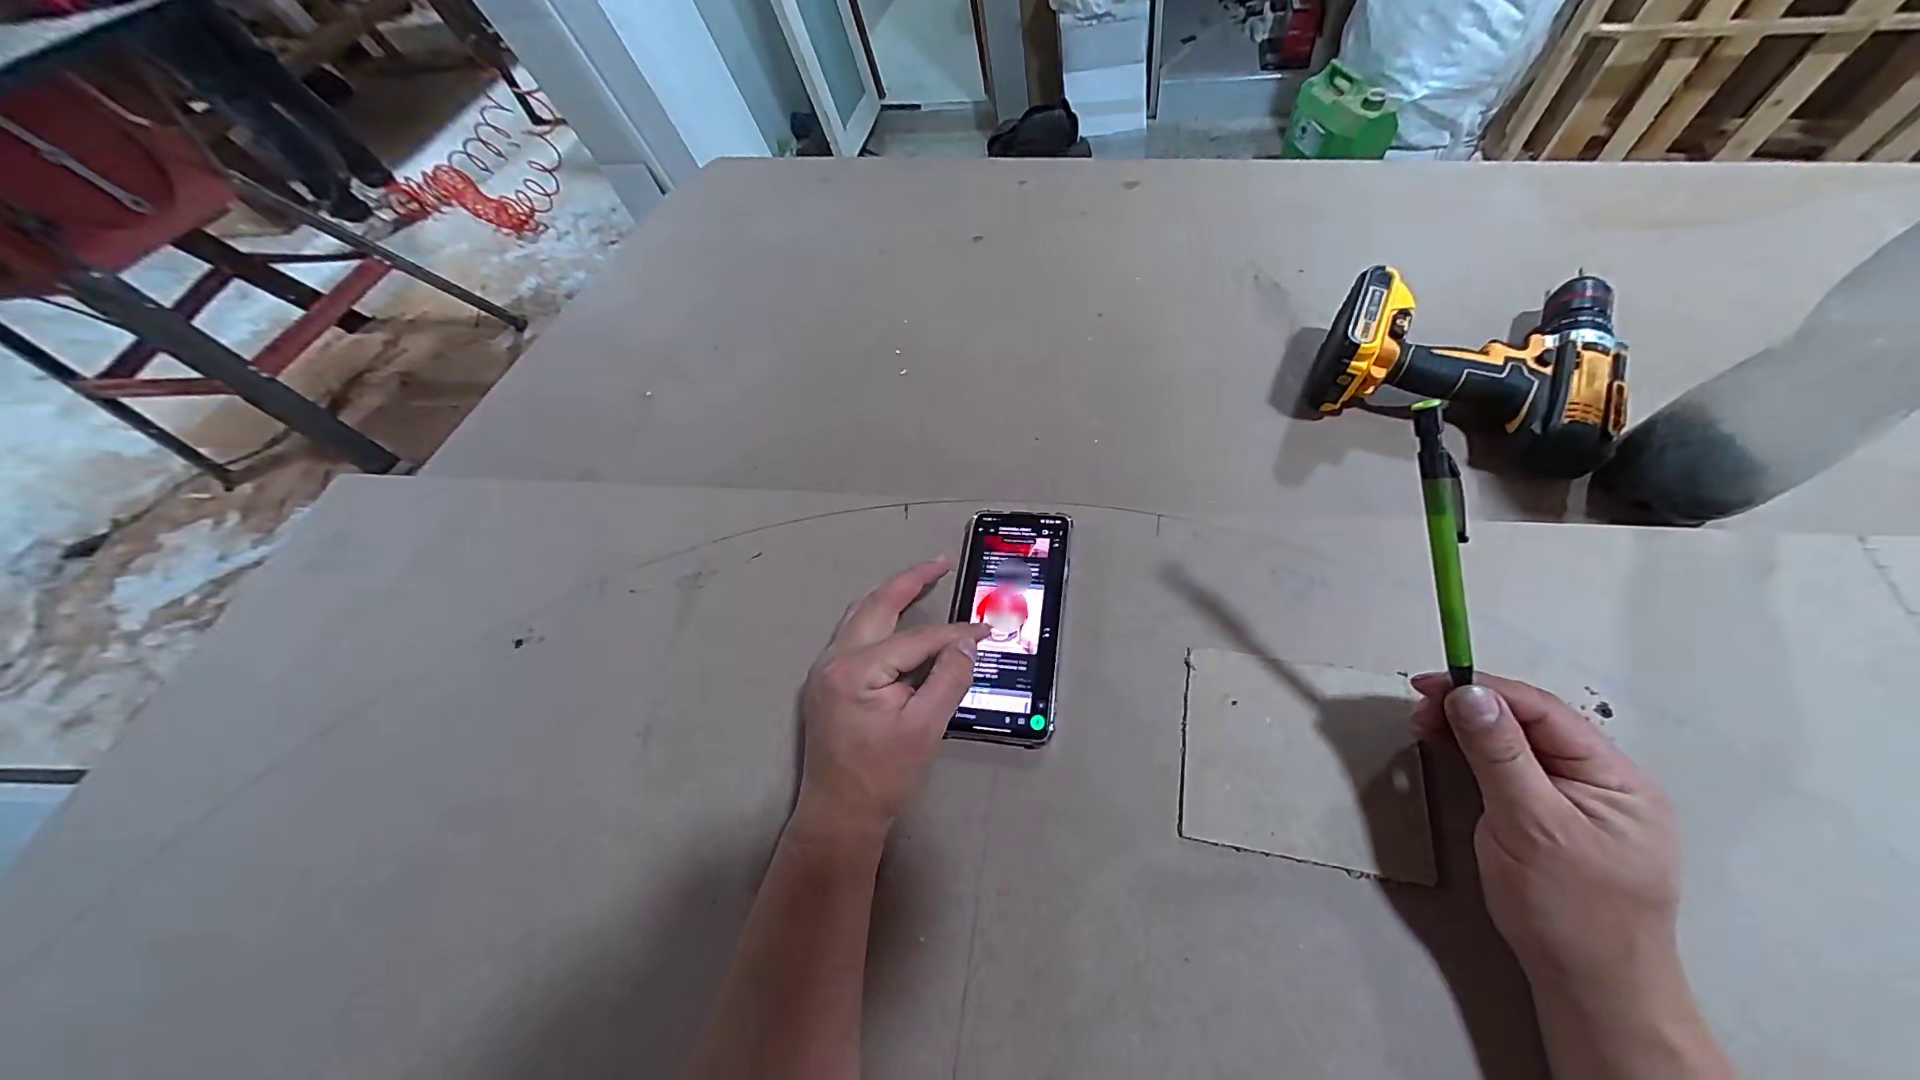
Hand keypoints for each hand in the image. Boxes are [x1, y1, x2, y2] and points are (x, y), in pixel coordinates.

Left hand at [796, 558, 986, 839]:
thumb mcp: (925, 728)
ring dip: (890, 595)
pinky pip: (854, 633)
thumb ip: (949, 679)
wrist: (839, 812)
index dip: (955, 634)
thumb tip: (967, 643)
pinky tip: (896, 617)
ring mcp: (826, 669)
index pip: (917, 640)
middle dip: (910, 581)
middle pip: (877, 606)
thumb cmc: (882, 775)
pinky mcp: (827, 680)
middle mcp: (834, 660)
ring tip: (920, 580)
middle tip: (939, 563)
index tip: (986, 629)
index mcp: (856, 670)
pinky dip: (878, 617)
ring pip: (860, 615)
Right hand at [1412, 674, 1730, 1079]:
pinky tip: (1454, 749)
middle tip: (1419, 712)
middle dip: (1471, 707)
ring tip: (1427, 727)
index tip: (1425, 685)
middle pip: (1530, 721)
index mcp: (1615, 777)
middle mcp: (1604, 779)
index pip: (1542, 711)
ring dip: (1470, 727)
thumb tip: (1469, 692)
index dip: (1483, 689)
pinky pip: (1515, 765)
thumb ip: (1499, 754)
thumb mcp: (1528, 823)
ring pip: (1520, 741)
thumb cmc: (1565, 907)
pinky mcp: (1554, 814)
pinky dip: (1478, 751)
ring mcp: (1581, 798)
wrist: (1589, 985)